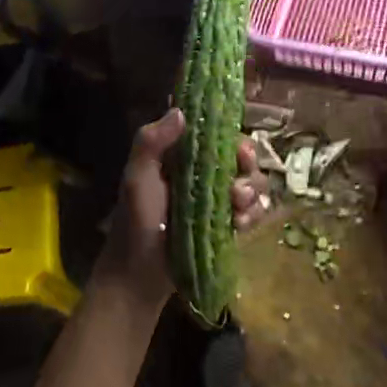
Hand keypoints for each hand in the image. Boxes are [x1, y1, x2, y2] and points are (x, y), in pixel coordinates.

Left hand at [96, 108, 269, 306]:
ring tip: (238, 205)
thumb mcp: (137, 177)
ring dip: (251, 190)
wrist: (140, 276)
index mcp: (177, 156)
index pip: (210, 131)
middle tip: (240, 180)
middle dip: (247, 164)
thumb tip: (180, 111)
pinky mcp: (225, 225)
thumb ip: (150, 142)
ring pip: (249, 182)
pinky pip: (251, 212)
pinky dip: (252, 215)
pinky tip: (240, 225)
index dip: (228, 131)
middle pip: (237, 155)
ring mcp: (214, 199)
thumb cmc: (135, 222)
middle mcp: (199, 172)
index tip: (235, 143)